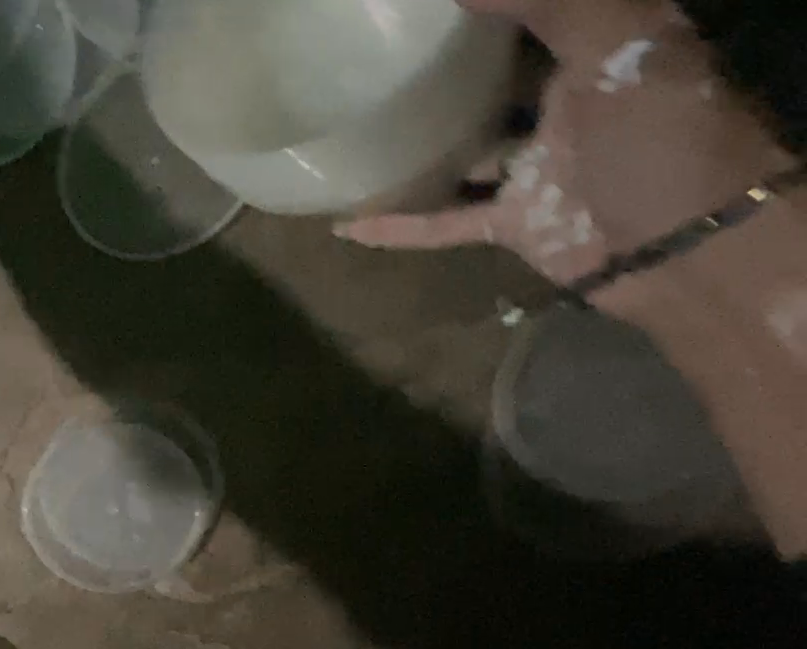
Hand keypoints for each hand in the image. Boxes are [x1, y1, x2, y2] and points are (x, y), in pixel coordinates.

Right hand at [336, 0, 797, 314]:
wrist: (678, 246)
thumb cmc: (657, 139)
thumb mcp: (619, 48)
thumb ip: (555, 6)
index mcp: (601, 59)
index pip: (546, 22)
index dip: (496, 17)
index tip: (436, 15)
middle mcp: (566, 112)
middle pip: (498, 90)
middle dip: (453, 80)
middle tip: (391, 71)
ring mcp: (534, 173)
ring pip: (464, 158)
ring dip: (420, 156)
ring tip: (363, 141)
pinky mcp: (510, 225)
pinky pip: (439, 225)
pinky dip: (396, 228)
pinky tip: (348, 224)